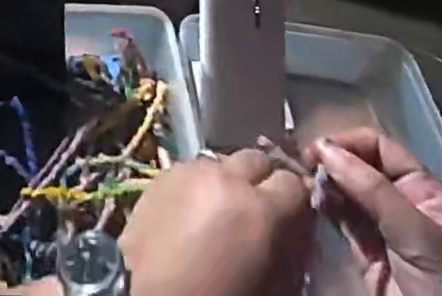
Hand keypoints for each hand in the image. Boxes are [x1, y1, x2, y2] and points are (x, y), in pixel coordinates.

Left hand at [119, 150, 315, 295]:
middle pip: (258, 159)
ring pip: (224, 161)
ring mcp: (192, 169)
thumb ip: (284, 252)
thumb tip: (294, 233)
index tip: (298, 212)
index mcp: (257, 208)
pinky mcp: (165, 172)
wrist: (142, 293)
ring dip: (233, 179)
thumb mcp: (265, 287)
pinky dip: (205, 183)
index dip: (299, 197)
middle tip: (264, 204)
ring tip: (227, 207)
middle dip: (266, 178)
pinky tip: (197, 208)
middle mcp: (225, 177)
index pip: (293, 183)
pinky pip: (196, 169)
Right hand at [311, 129, 441, 295]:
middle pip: (359, 166)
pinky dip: (323, 208)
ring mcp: (382, 229)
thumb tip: (325, 148)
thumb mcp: (419, 236)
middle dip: (331, 162)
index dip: (349, 143)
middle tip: (303, 165)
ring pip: (345, 191)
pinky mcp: (365, 253)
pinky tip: (311, 202)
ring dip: (324, 184)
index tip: (318, 149)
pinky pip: (340, 220)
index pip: (381, 148)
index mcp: (424, 191)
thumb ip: (373, 190)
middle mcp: (401, 203)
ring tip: (304, 184)